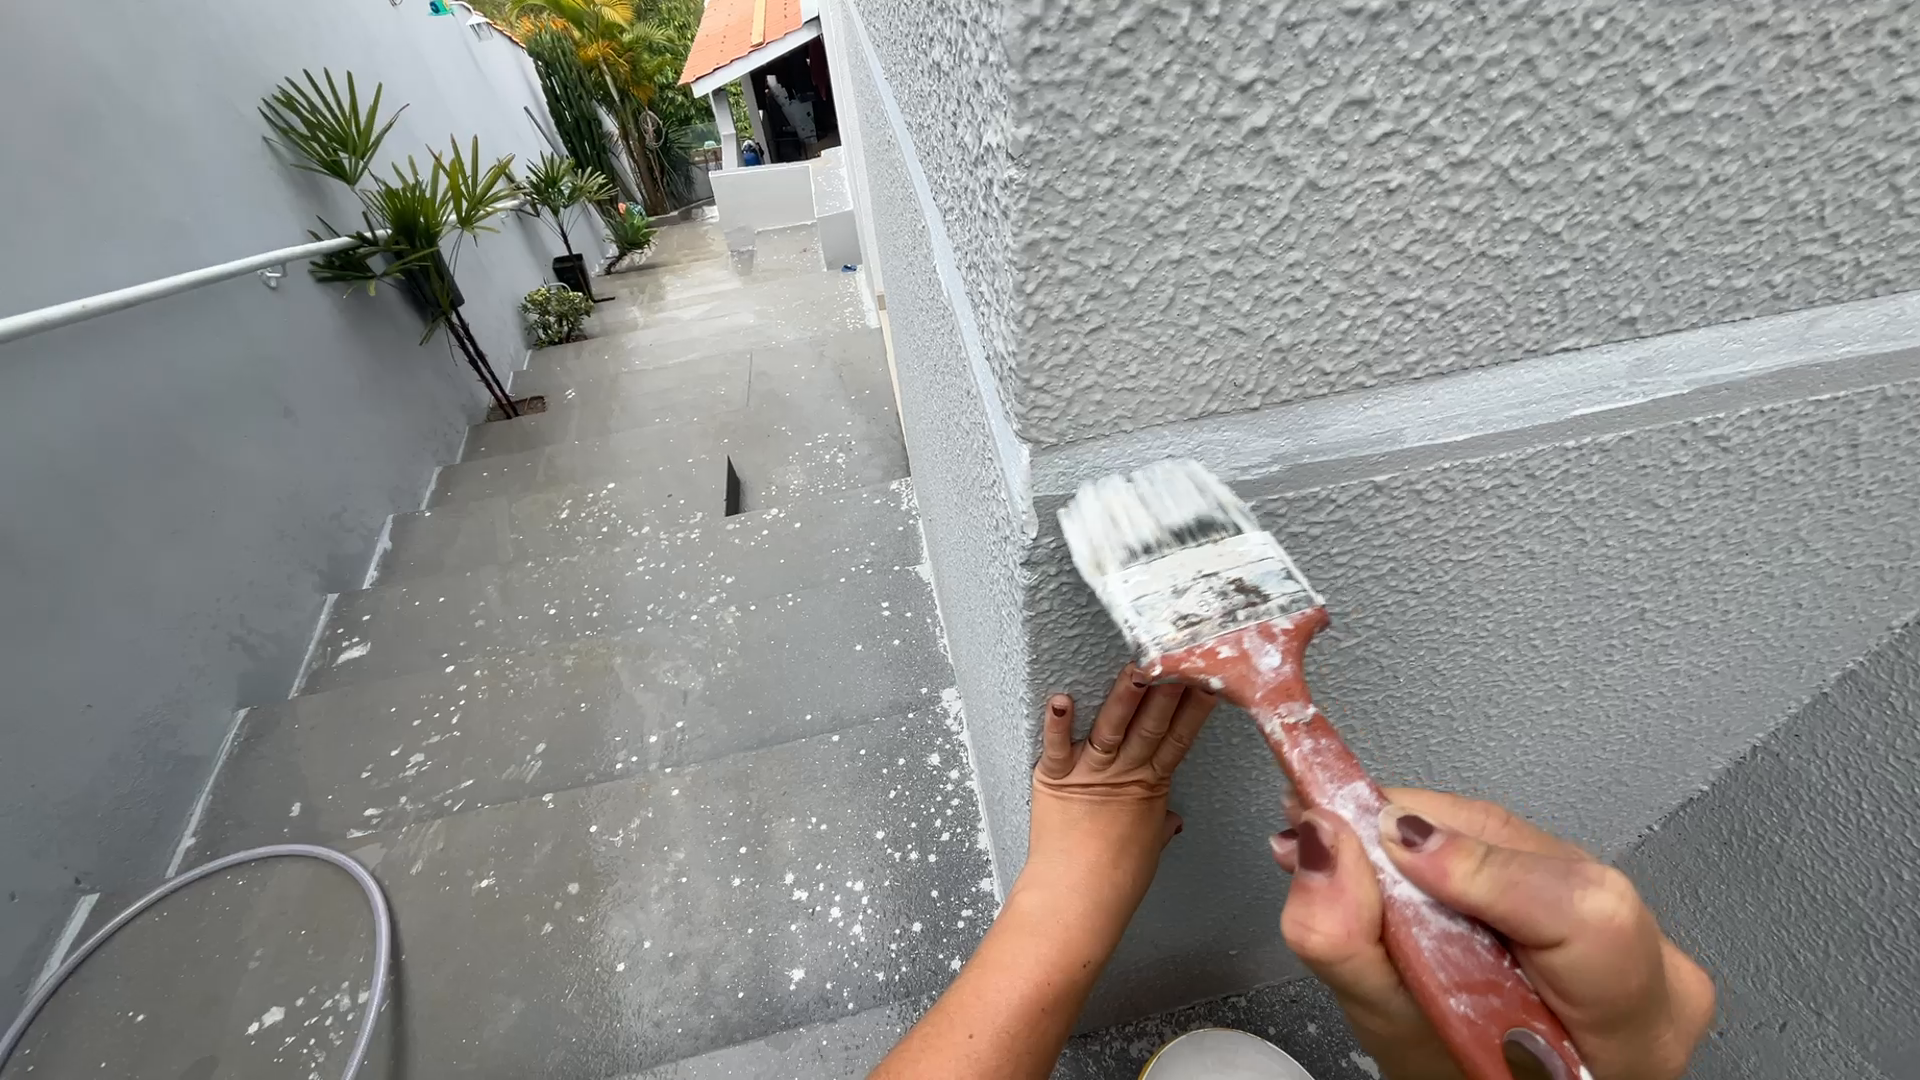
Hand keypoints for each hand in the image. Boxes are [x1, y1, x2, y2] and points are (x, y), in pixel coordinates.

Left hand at [1011, 666, 1218, 941]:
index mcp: (1149, 785)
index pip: (1178, 740)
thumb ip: (1159, 822)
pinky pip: (1056, 746)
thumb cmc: (1115, 878)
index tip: (1207, 680)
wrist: (1078, 901)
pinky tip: (1061, 698)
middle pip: (1150, 726)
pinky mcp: (1055, 779)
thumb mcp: (1147, 844)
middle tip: (1178, 659)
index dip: (1193, 710)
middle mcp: (1124, 774)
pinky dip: (1057, 723)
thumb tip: (1173, 819)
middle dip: (1166, 692)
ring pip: (1111, 728)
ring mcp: (1090, 774)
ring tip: (1133, 668)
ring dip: (1122, 698)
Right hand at [1270, 789, 1714, 1079]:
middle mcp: (1646, 961)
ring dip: (1403, 831)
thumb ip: (1345, 940)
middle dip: (1403, 835)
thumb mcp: (1385, 1028)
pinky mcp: (1580, 880)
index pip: (1583, 914)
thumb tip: (1320, 840)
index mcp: (1619, 1022)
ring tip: (1341, 848)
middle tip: (1320, 836)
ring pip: (1495, 832)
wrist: (1485, 1073)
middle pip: (1517, 854)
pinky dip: (1420, 834)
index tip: (1382, 843)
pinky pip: (1493, 833)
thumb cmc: (1453, 1072)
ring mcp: (1626, 917)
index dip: (1475, 864)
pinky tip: (1380, 853)